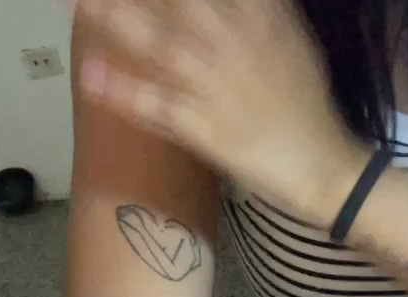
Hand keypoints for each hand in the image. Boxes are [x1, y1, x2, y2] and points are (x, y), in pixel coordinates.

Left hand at [77, 0, 369, 221]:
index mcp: (259, 20)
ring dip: (118, 23)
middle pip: (177, 6)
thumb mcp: (292, 41)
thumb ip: (265, 8)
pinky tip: (92, 77)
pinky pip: (160, 108)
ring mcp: (218, 89)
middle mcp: (234, 46)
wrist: (327, 169)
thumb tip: (252, 0)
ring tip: (81, 4)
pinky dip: (125, 94)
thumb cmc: (308, 106)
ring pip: (160, 47)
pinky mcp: (208, 132)